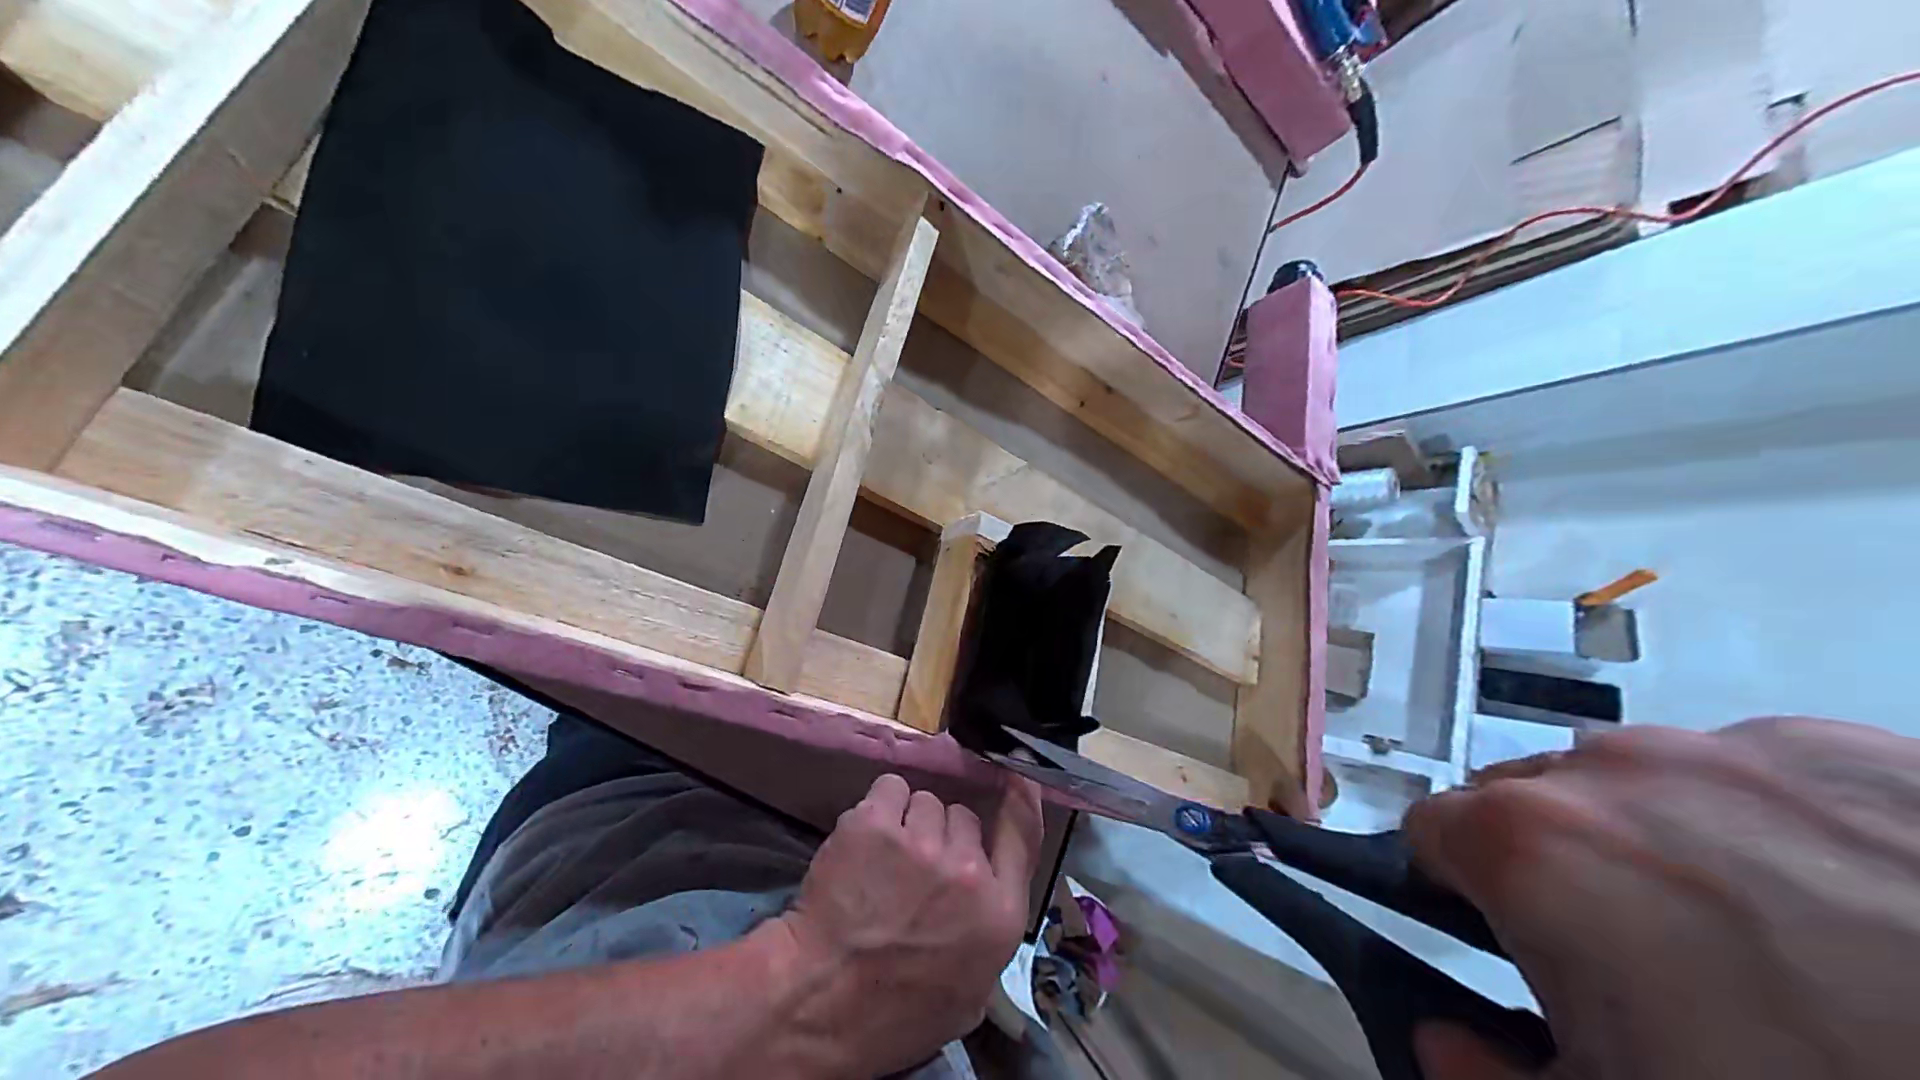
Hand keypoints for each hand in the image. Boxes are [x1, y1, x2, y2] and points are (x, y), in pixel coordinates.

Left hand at [773, 773, 1042, 1076]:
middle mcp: (968, 871)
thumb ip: (991, 930)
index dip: (1021, 798)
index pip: (1023, 833)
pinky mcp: (875, 823)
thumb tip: (991, 884)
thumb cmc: (895, 1011)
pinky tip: (863, 838)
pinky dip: (879, 806)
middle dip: (943, 834)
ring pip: (924, 801)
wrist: (819, 1003)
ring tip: (882, 857)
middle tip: (914, 867)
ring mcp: (921, 842)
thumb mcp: (971, 993)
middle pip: (963, 816)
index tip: (1014, 778)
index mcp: (1000, 913)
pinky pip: (889, 788)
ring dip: (908, 821)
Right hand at [1404, 717, 1919, 1079]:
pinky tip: (1858, 909)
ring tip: (1771, 937)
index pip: (1427, 830)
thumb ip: (1480, 1074)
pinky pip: (1757, 775)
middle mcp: (1608, 769)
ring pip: (1636, 782)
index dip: (1451, 884)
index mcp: (1528, 842)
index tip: (1500, 932)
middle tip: (1643, 956)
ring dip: (1656, 839)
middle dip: (1551, 862)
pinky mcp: (1857, 750)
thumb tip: (1440, 1035)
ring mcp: (1735, 748)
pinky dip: (1768, 825)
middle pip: (1526, 797)